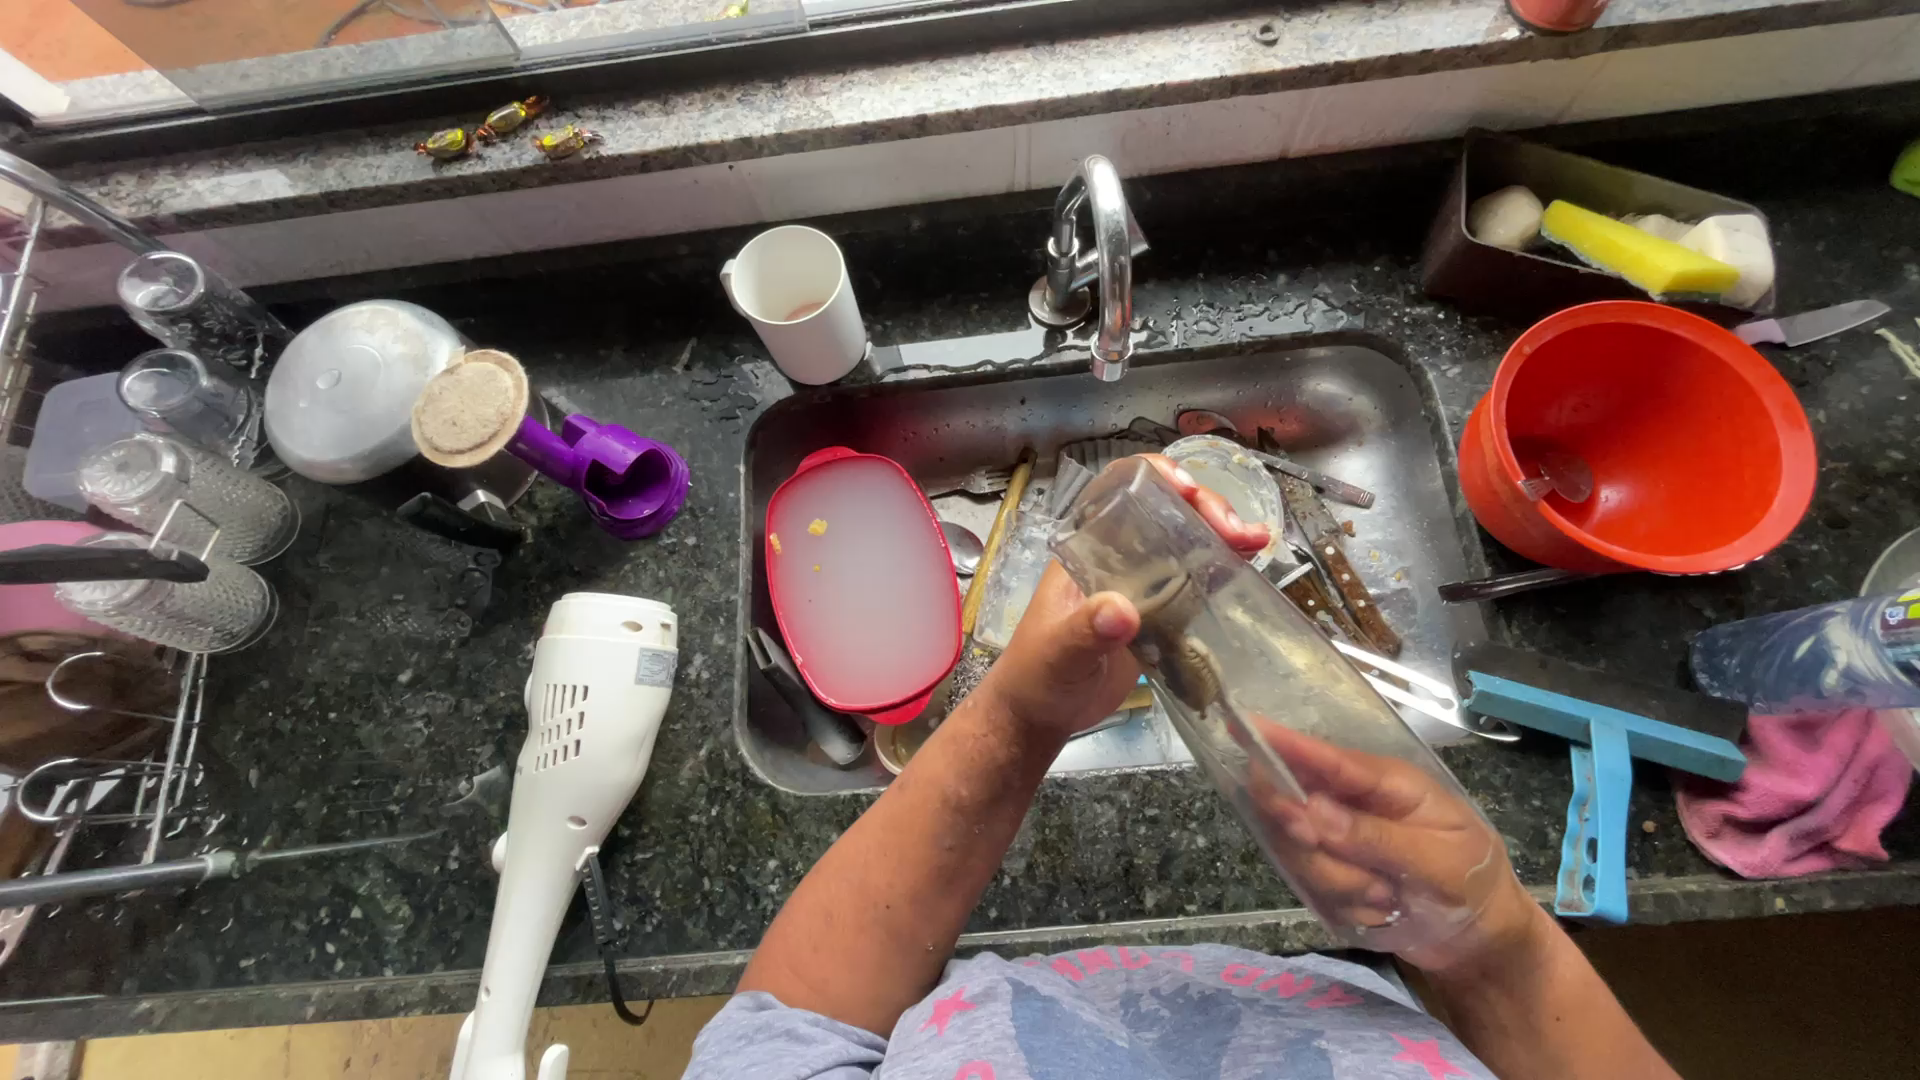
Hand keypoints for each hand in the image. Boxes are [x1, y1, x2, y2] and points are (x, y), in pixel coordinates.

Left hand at [977, 455, 1268, 742]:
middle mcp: (1116, 558)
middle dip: (1203, 508)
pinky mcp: (1161, 617)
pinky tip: (1252, 569)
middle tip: (1237, 531)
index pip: (1117, 491)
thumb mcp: (1057, 652)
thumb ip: (1084, 632)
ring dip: (1222, 535)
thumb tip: (1122, 610)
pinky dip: (1224, 571)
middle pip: (1164, 512)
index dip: (1154, 478)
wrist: (1042, 715)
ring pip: (1186, 542)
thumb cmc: (1036, 676)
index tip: (1188, 490)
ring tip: (1257, 542)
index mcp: (1085, 551)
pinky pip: (1197, 583)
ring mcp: (1141, 586)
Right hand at [1242, 723, 1543, 974]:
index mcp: (1383, 781)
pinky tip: (1374, 906)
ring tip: (1383, 894)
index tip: (1243, 727)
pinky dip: (1337, 900)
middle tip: (1317, 842)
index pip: (1325, 758)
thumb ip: (1378, 835)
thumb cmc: (1473, 883)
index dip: (1283, 742)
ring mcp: (1331, 834)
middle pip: (1291, 800)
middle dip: (1304, 830)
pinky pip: (1303, 879)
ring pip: (1294, 846)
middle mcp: (1347, 800)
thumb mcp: (1442, 861)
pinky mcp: (1322, 868)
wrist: (1479, 941)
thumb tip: (1314, 810)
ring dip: (1335, 878)